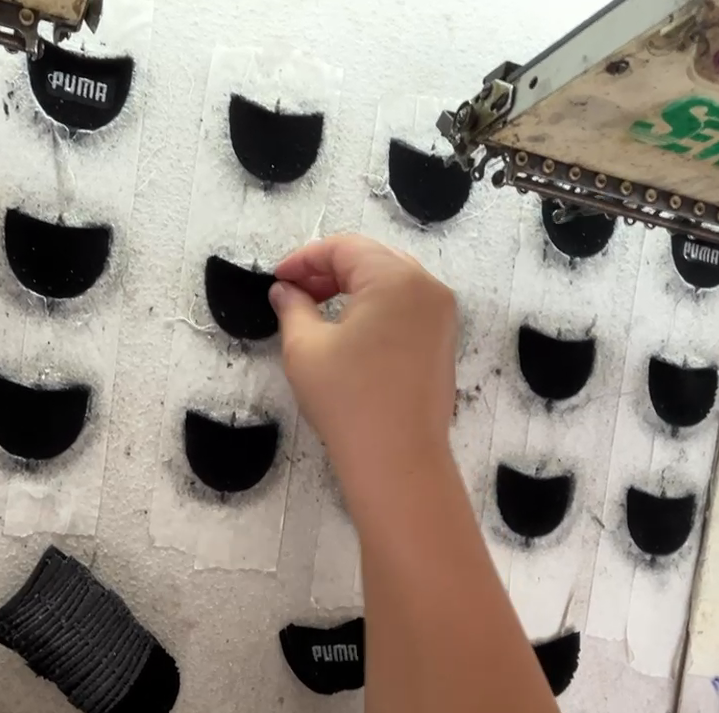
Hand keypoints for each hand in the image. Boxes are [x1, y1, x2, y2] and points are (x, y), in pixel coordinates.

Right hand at [268, 235, 459, 479]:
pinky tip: (347, 332)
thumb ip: (292, 308)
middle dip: (328, 271)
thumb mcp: (304, 349)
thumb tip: (284, 291)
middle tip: (293, 293)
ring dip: (351, 288)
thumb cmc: (347, 400)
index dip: (304, 258)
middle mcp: (426, 286)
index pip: (344, 247)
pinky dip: (373, 308)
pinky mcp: (442, 341)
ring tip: (316, 311)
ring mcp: (441, 314)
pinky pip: (405, 307)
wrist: (396, 458)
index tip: (276, 279)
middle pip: (371, 258)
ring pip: (390, 282)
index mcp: (394, 278)